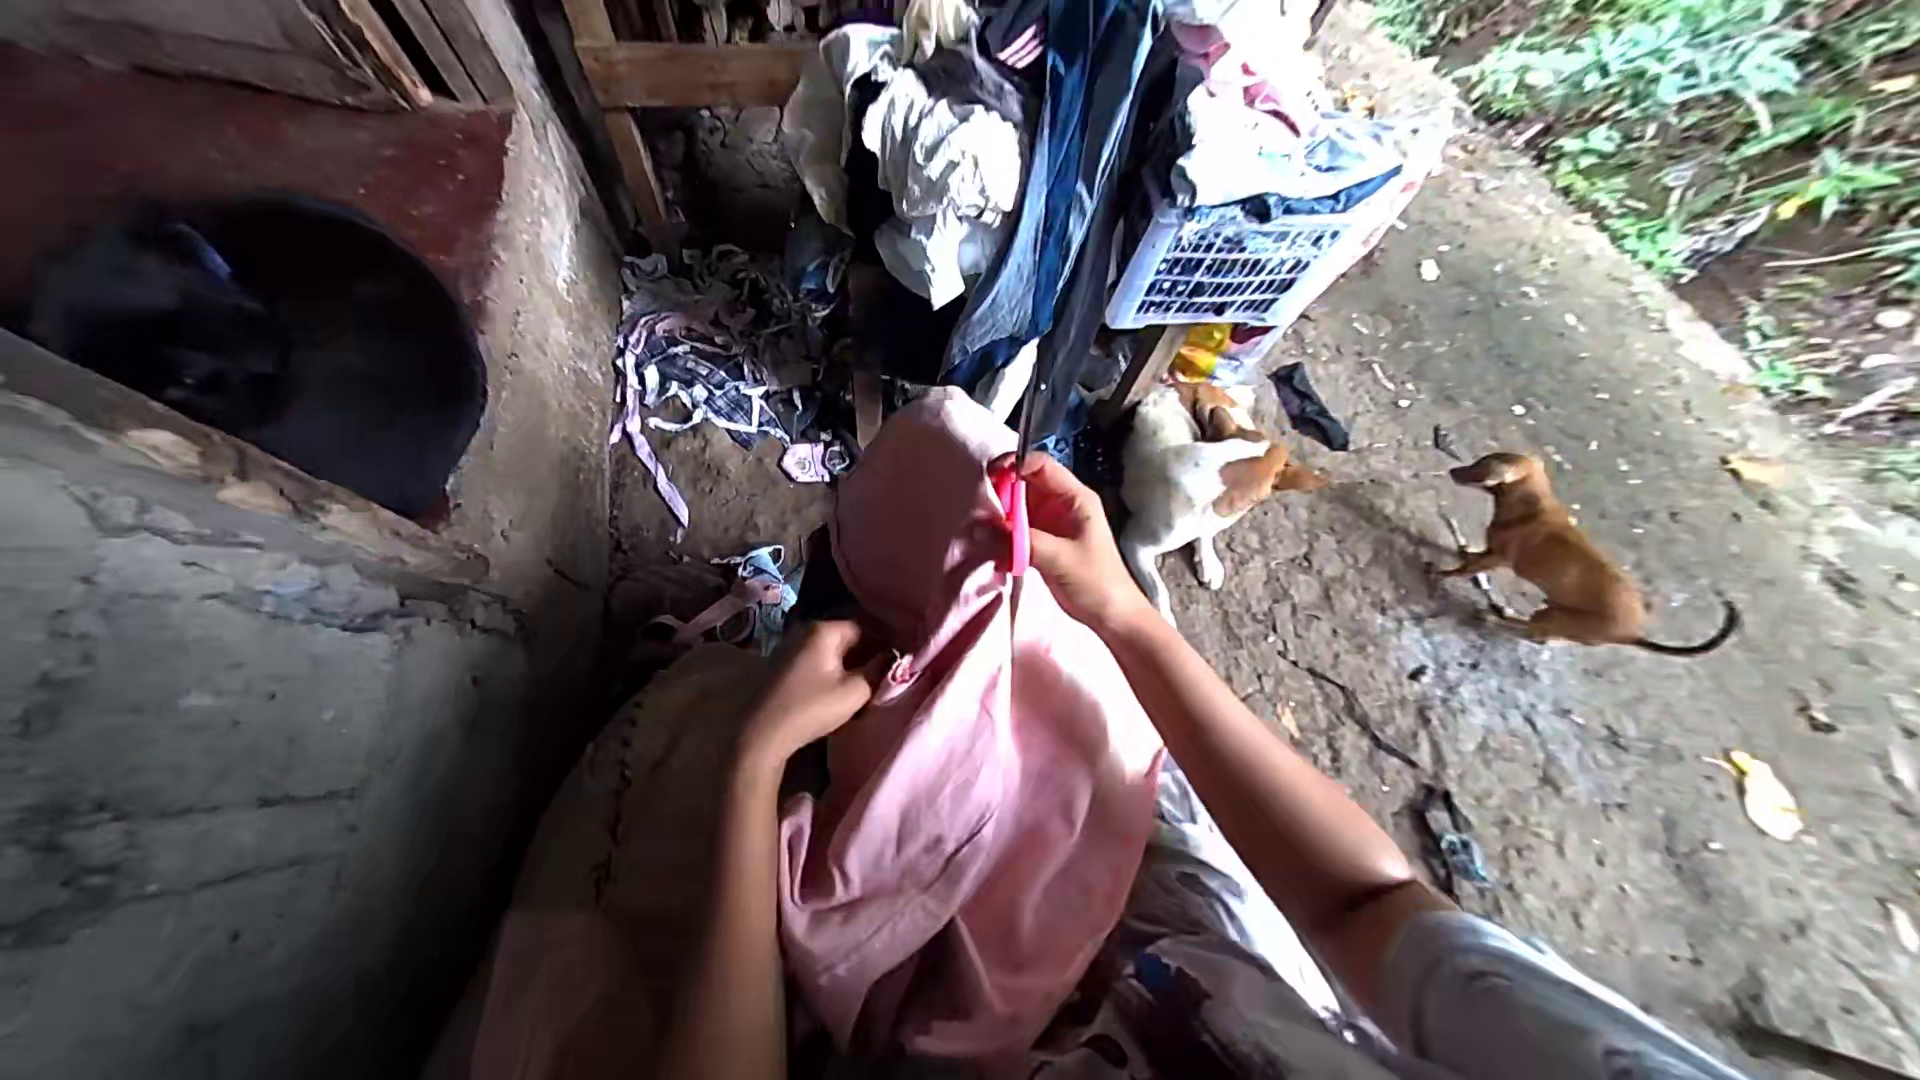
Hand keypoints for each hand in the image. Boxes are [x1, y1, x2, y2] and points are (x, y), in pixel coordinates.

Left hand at [738, 619, 885, 769]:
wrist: (761, 735)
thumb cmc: (811, 708)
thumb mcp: (855, 691)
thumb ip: (879, 670)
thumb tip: (893, 657)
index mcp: (824, 630)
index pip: (866, 627)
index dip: (884, 643)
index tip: (897, 661)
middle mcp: (806, 630)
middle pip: (848, 637)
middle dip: (868, 654)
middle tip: (884, 674)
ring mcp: (791, 646)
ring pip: (833, 650)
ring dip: (851, 663)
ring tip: (866, 683)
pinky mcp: (783, 665)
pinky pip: (818, 659)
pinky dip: (833, 669)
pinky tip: (841, 688)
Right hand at [991, 452, 1150, 631]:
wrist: (1111, 616)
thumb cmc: (1096, 581)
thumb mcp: (1058, 557)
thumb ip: (1019, 541)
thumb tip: (980, 527)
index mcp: (1074, 498)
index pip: (1040, 465)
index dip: (1014, 465)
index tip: (990, 479)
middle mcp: (1060, 504)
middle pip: (1023, 484)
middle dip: (1000, 493)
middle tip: (979, 509)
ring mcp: (1050, 524)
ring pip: (1016, 508)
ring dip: (998, 517)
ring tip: (981, 531)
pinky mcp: (1040, 543)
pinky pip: (1014, 531)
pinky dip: (1001, 537)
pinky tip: (992, 551)